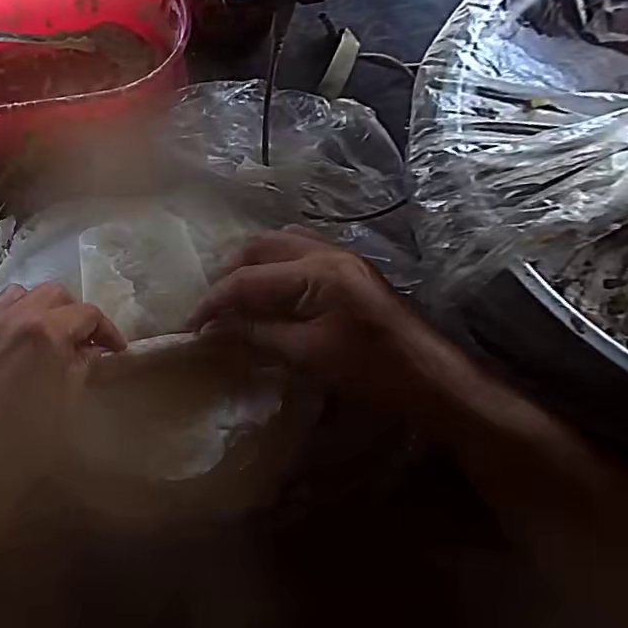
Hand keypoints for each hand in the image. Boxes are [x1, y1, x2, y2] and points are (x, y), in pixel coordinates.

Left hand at [0, 282, 126, 480]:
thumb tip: (90, 350)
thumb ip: (82, 366)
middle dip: (77, 314)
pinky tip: (27, 338)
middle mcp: (17, 316)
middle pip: (56, 295)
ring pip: (27, 294)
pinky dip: (20, 311)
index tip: (116, 351)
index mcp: (46, 331)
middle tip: (87, 343)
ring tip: (57, 336)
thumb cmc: (27, 436)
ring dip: (47, 308)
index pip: (87, 314)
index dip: (107, 331)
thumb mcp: (69, 399)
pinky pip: (2, 307)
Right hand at [187, 227, 474, 416]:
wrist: (437, 382)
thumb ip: (254, 334)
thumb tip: (211, 330)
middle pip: (259, 246)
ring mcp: (342, 260)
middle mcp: (328, 254)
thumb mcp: (305, 355)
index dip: (212, 303)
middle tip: (212, 308)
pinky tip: (266, 294)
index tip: (190, 327)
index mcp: (318, 272)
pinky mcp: (348, 273)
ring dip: (249, 267)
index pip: (247, 279)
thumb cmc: (372, 370)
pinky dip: (271, 268)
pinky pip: (297, 254)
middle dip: (227, 275)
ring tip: (234, 298)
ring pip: (278, 244)